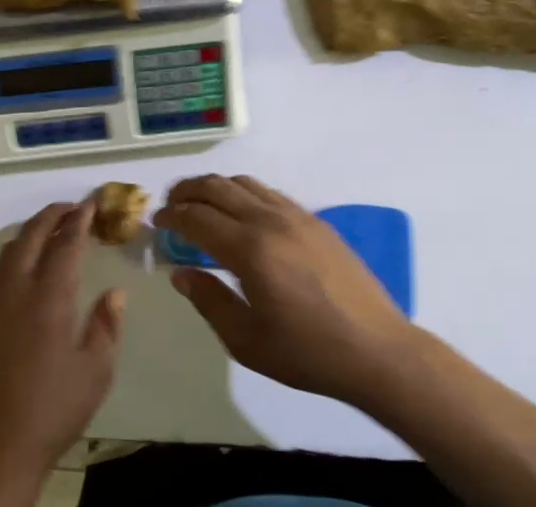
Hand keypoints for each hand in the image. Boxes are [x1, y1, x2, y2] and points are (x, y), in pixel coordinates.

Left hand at [0, 201, 123, 474]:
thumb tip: (115, 293)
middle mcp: (17, 292)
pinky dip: (17, 251)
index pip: (64, 245)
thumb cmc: (56, 408)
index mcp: (49, 300)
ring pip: (10, 250)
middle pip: (31, 237)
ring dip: (32, 231)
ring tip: (53, 228)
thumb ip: (106, 326)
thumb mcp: (96, 371)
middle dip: (52, 216)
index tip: (91, 203)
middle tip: (73, 207)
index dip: (78, 221)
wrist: (1, 442)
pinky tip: (30, 263)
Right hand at [155, 175, 416, 404]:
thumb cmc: (307, 353)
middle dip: (187, 191)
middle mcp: (270, 221)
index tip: (156, 222)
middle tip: (170, 205)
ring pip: (244, 183)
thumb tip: (182, 273)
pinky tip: (241, 214)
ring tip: (201, 204)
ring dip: (215, 187)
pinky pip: (269, 193)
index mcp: (249, 249)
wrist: (378, 351)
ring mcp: (297, 216)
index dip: (171, 216)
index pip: (197, 217)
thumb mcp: (246, 341)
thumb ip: (209, 301)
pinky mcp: (317, 222)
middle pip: (217, 188)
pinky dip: (244, 193)